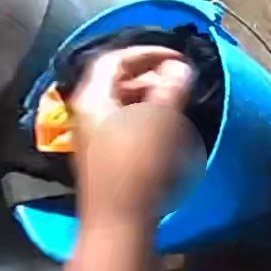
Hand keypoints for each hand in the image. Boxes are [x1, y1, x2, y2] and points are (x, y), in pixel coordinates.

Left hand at [70, 46, 196, 223]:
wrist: (119, 218)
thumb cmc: (139, 168)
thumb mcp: (160, 123)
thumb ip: (171, 89)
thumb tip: (180, 67)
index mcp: (94, 99)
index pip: (115, 59)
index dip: (147, 52)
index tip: (178, 56)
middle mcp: (88, 110)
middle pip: (117, 77)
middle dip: (151, 70)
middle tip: (181, 74)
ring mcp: (95, 130)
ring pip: (123, 97)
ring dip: (151, 90)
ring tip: (179, 94)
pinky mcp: (106, 148)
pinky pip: (126, 115)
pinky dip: (147, 108)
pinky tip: (168, 119)